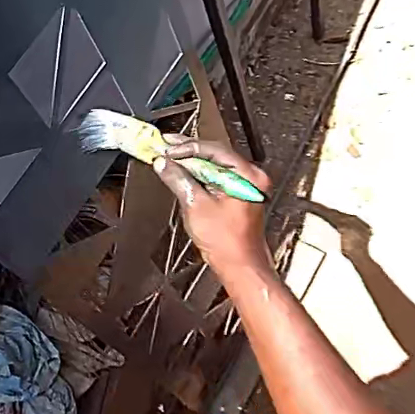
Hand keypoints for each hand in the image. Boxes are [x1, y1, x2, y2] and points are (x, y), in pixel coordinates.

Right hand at [153, 138, 273, 278]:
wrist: (240, 267)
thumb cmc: (228, 243)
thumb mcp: (196, 206)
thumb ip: (178, 179)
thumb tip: (164, 164)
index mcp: (247, 176)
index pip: (214, 149)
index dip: (187, 147)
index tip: (167, 148)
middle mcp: (250, 178)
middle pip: (215, 154)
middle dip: (187, 152)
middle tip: (165, 146)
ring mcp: (245, 186)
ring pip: (214, 165)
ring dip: (191, 163)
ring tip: (169, 158)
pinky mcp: (238, 195)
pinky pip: (216, 177)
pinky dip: (198, 174)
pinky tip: (183, 174)